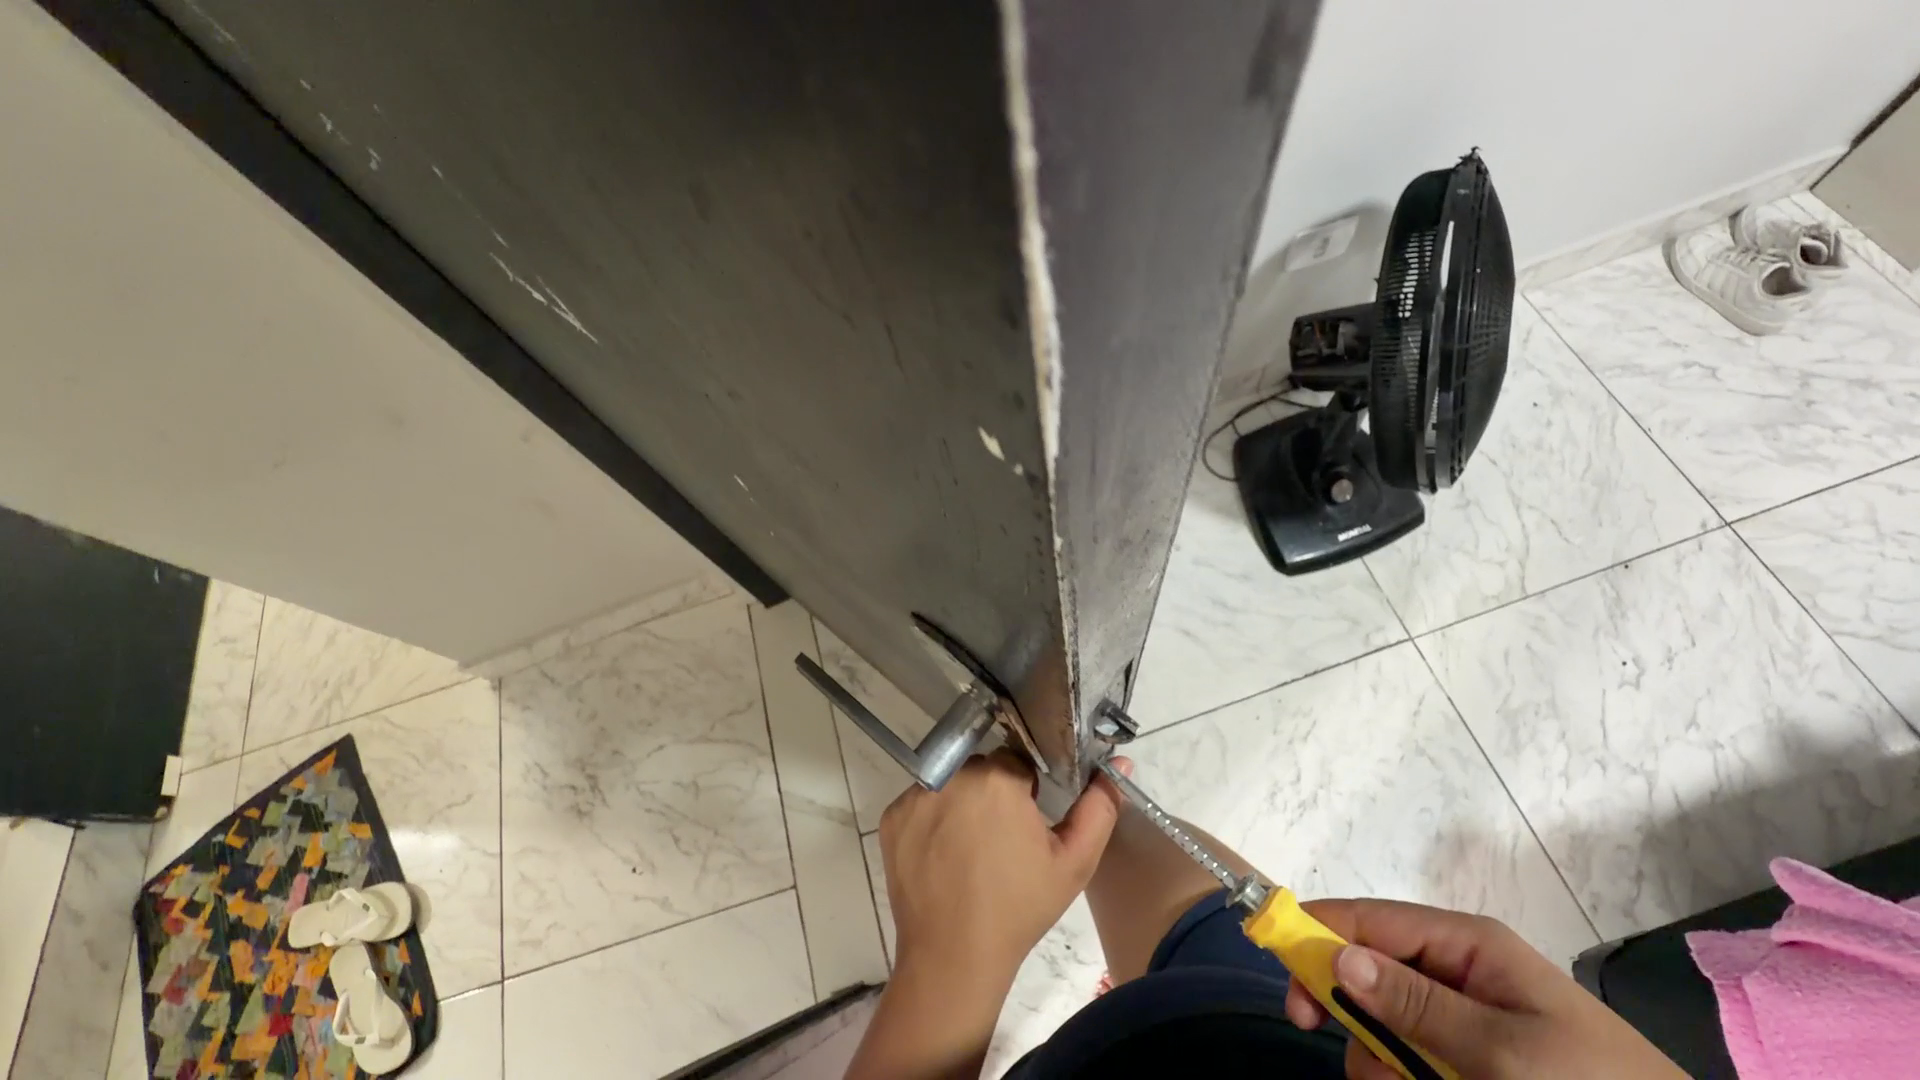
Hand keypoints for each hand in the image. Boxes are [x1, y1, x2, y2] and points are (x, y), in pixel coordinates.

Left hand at [878, 749, 1125, 986]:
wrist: (954, 956)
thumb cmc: (1019, 909)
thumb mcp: (1074, 862)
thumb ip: (1100, 807)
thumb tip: (1117, 761)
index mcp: (997, 779)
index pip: (1017, 761)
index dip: (1026, 791)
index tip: (1027, 822)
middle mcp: (951, 776)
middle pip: (980, 768)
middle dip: (993, 793)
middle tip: (1001, 840)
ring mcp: (915, 796)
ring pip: (949, 783)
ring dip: (961, 803)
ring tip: (970, 851)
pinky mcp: (892, 817)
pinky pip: (921, 803)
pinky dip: (932, 821)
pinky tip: (943, 856)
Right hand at [1284, 899, 1684, 1079]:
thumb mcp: (1502, 1049)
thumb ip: (1416, 1003)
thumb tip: (1337, 955)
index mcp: (1464, 942)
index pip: (1368, 917)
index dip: (1316, 930)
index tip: (1276, 963)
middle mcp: (1454, 968)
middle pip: (1365, 965)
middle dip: (1342, 1000)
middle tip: (1313, 1029)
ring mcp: (1459, 1014)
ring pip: (1378, 1017)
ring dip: (1375, 1052)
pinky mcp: (1465, 1056)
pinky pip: (1406, 1054)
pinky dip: (1398, 1074)